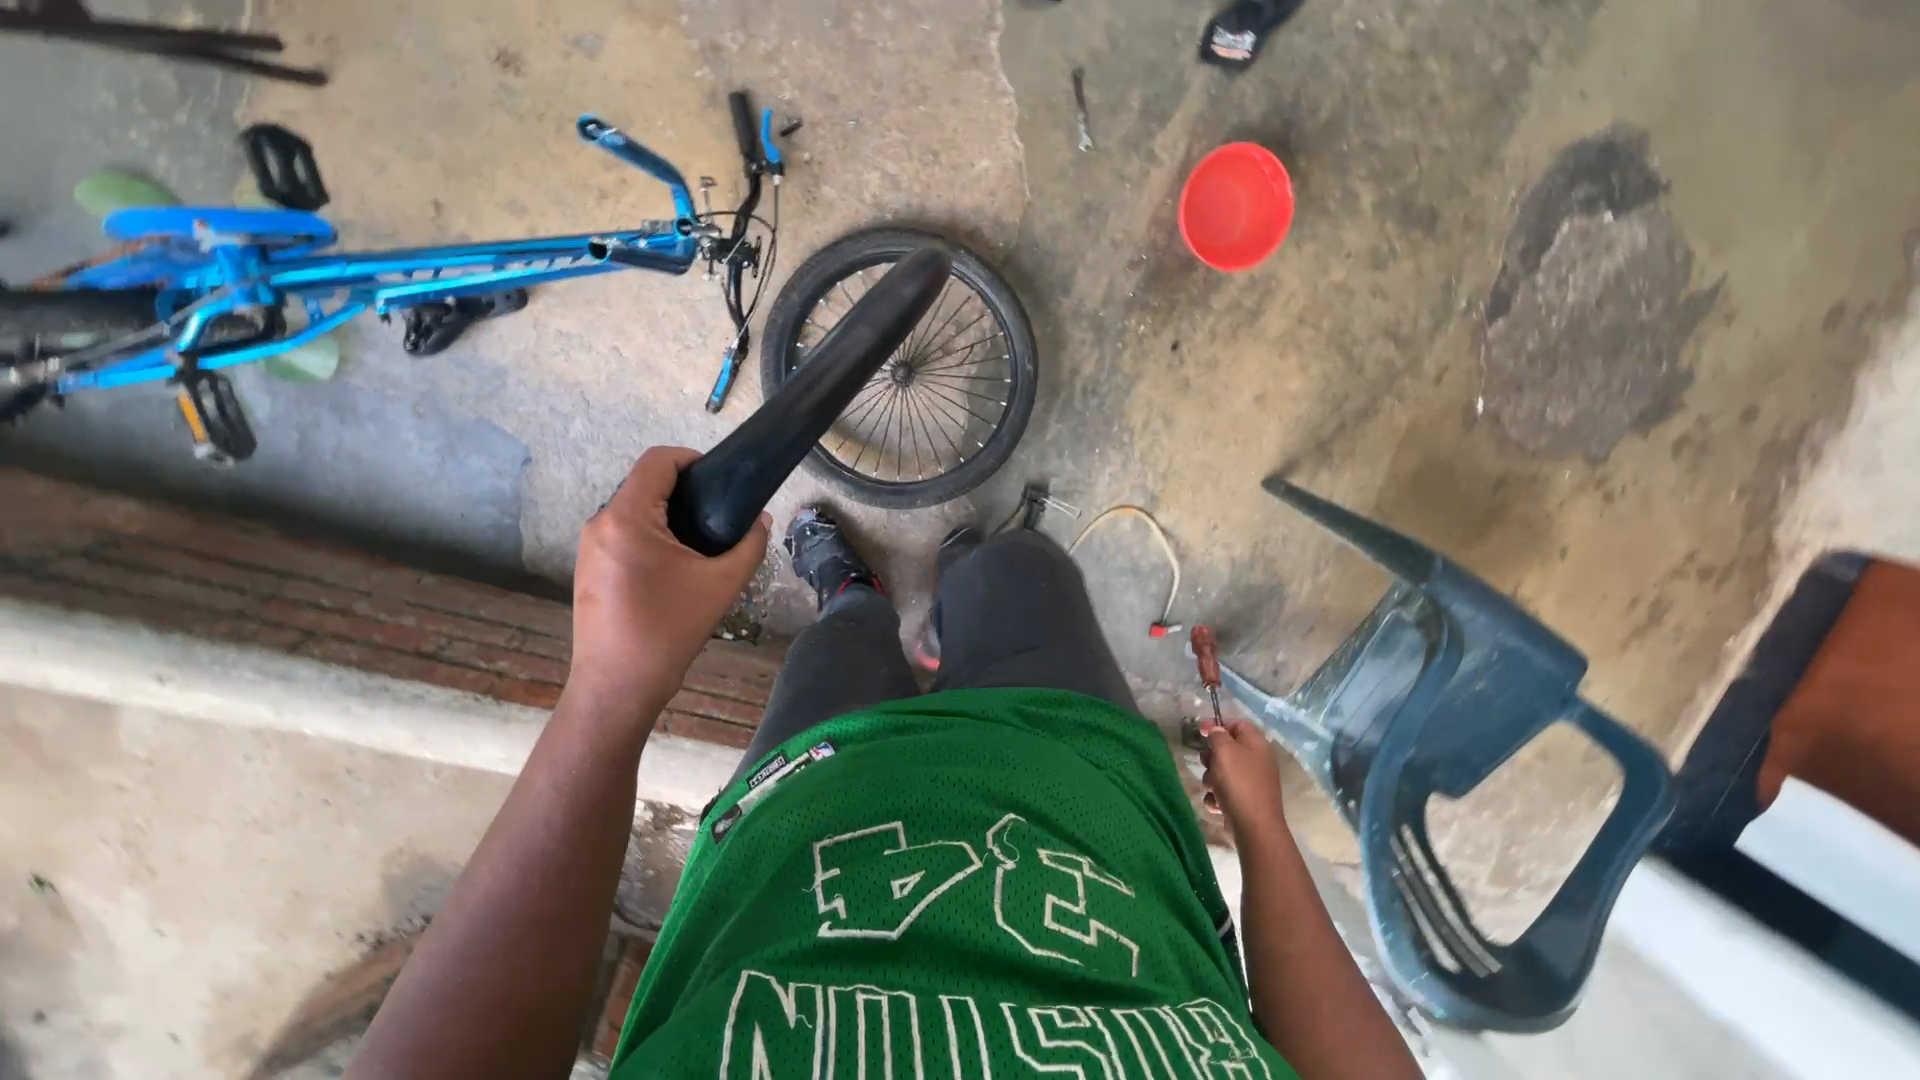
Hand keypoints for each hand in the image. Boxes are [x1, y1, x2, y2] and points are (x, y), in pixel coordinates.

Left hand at [570, 446, 770, 713]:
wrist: (618, 685)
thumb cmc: (669, 630)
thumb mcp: (721, 585)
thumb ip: (749, 545)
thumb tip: (762, 521)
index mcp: (627, 518)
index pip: (656, 461)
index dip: (691, 459)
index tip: (720, 479)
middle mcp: (600, 524)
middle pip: (643, 484)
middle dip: (683, 492)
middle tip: (719, 515)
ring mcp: (589, 548)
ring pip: (632, 511)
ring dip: (666, 516)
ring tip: (700, 544)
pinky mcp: (587, 569)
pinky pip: (621, 535)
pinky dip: (649, 537)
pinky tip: (673, 568)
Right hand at [1199, 719, 1289, 843]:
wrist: (1254, 826)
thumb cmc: (1239, 783)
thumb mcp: (1225, 751)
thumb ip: (1217, 735)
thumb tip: (1216, 730)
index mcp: (1257, 745)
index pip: (1237, 724)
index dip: (1218, 724)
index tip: (1199, 730)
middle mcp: (1256, 761)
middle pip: (1227, 749)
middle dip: (1211, 757)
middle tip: (1208, 764)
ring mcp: (1251, 782)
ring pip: (1222, 771)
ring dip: (1211, 779)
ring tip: (1213, 789)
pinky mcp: (1244, 800)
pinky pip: (1224, 791)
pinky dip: (1217, 796)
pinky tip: (1217, 804)